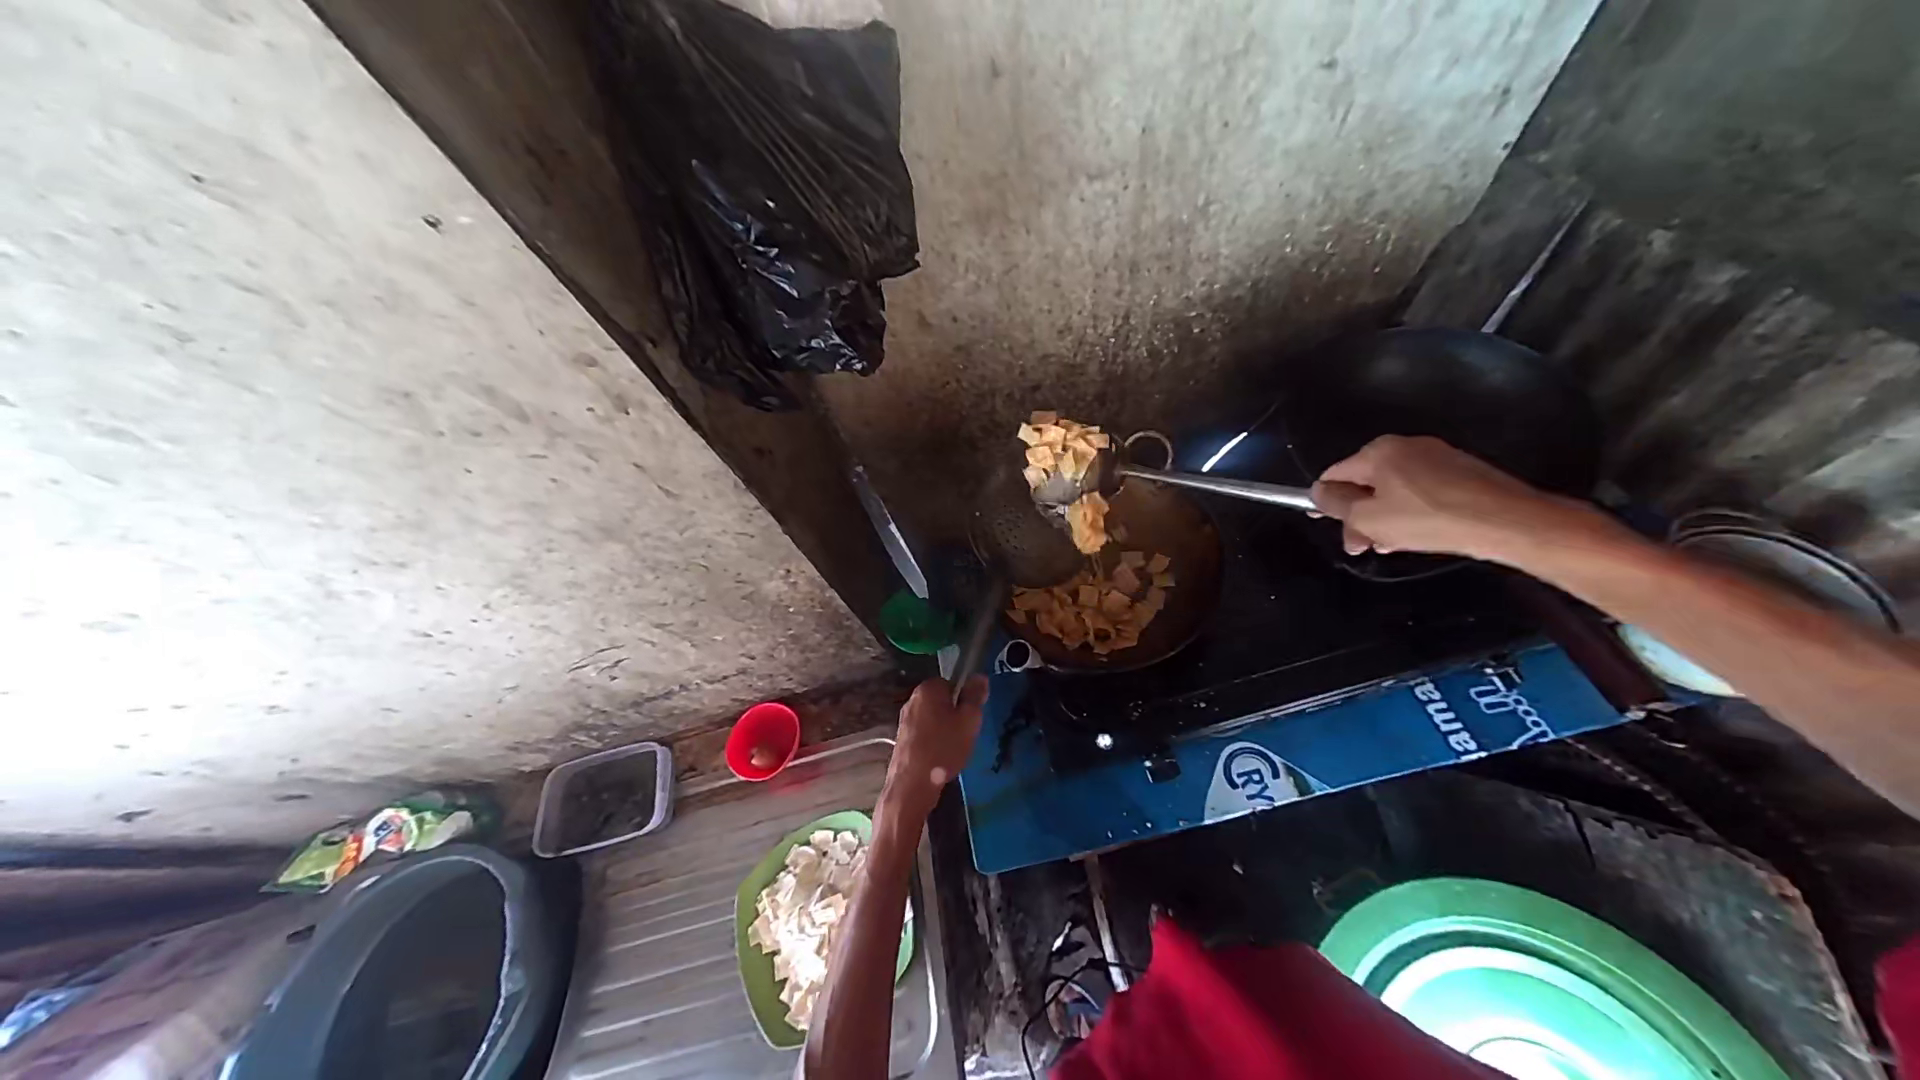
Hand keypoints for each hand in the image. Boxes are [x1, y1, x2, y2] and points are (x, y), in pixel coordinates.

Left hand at [884, 676, 987, 814]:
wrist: (912, 784)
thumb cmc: (944, 747)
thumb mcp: (969, 720)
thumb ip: (975, 696)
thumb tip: (979, 676)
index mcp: (928, 688)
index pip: (951, 682)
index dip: (964, 698)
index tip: (970, 716)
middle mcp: (912, 699)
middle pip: (941, 701)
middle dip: (954, 715)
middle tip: (965, 733)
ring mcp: (905, 720)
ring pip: (933, 719)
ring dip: (944, 730)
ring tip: (953, 749)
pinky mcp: (901, 739)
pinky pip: (924, 734)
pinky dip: (933, 742)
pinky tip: (940, 759)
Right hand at [1309, 435, 1603, 563]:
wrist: (1509, 522)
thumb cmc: (1429, 520)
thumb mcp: (1368, 519)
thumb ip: (1336, 505)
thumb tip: (1318, 492)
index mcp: (1378, 451)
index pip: (1334, 474)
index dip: (1326, 501)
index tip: (1329, 526)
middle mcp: (1405, 446)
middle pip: (1364, 482)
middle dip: (1358, 514)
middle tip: (1362, 545)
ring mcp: (1437, 456)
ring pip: (1392, 489)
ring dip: (1384, 517)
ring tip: (1390, 544)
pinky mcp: (1461, 471)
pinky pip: (1420, 490)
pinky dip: (1411, 512)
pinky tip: (1418, 535)